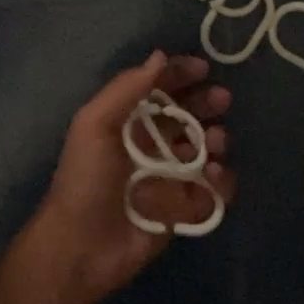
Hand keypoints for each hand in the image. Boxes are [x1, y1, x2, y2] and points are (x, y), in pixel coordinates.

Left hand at [18, 51, 235, 303]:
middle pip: (187, 115)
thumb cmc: (86, 179)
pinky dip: (221, 181)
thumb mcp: (95, 124)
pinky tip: (214, 176)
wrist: (82, 247)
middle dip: (206, 103)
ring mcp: (169, 177)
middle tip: (222, 99)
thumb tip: (160, 56)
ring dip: (216, 140)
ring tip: (215, 142)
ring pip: (205, 150)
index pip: (159, 89)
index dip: (180, 74)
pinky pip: (212, 191)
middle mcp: (151, 145)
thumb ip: (127, 88)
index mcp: (127, 122)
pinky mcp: (184, 209)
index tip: (203, 68)